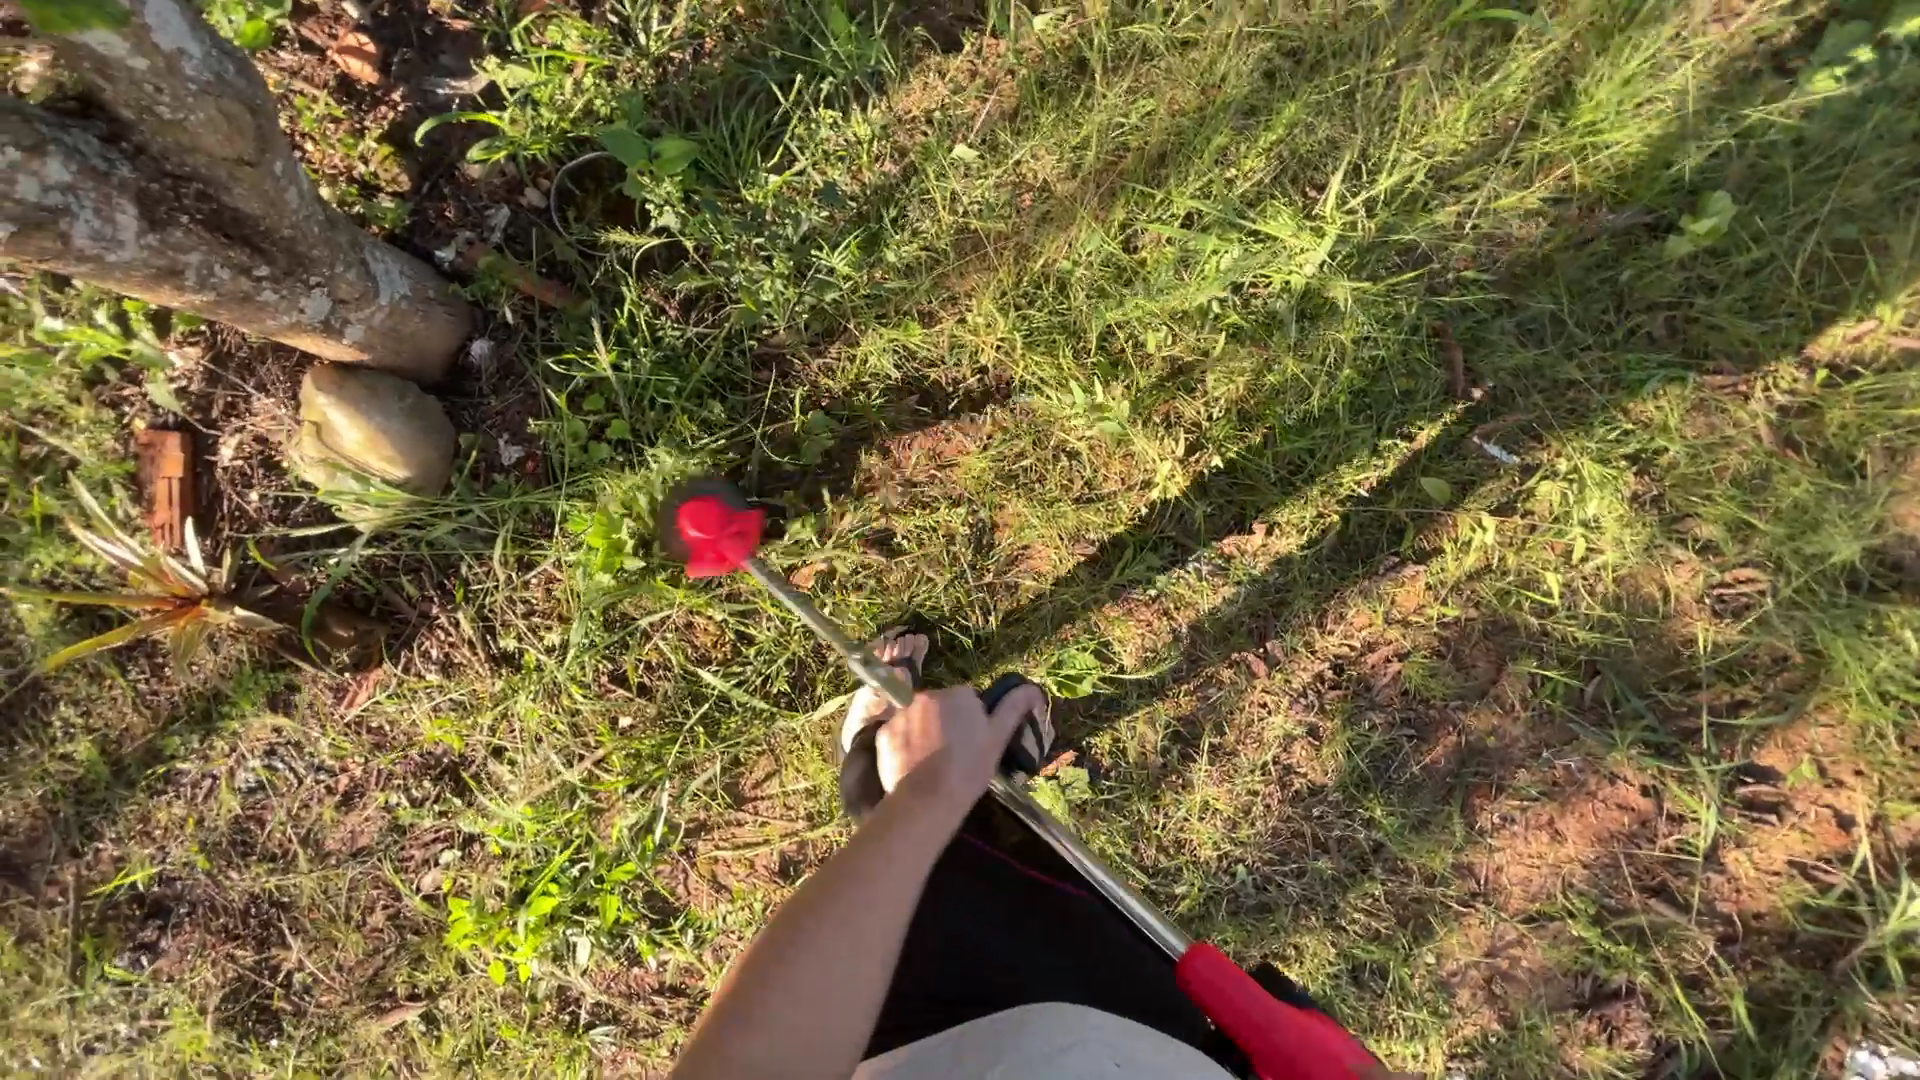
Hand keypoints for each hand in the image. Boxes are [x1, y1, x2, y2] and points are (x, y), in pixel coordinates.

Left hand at [874, 684, 1047, 810]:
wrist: (928, 799)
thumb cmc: (969, 768)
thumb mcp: (997, 738)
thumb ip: (1012, 708)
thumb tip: (1033, 688)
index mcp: (958, 694)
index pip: (968, 700)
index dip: (972, 722)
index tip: (973, 745)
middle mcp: (927, 695)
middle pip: (941, 706)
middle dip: (947, 723)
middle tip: (954, 755)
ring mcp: (902, 713)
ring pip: (919, 719)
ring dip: (925, 733)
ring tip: (933, 764)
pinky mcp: (884, 732)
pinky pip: (899, 734)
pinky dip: (906, 745)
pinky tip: (914, 767)